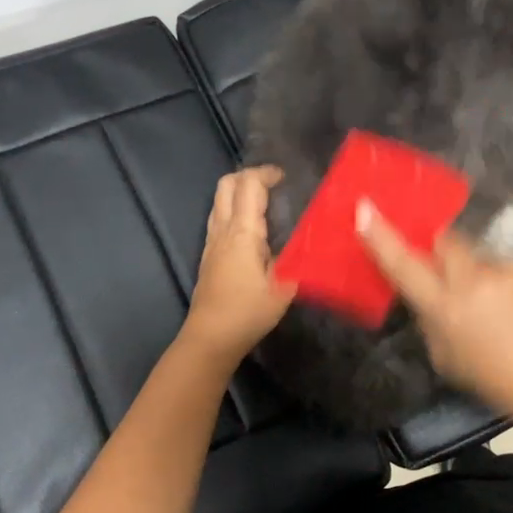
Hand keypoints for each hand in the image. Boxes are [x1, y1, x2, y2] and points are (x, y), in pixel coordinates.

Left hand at [181, 166, 296, 361]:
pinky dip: (233, 212)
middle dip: (248, 177)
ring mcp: (211, 243)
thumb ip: (295, 259)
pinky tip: (251, 231)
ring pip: (219, 202)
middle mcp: (222, 231)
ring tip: (263, 203)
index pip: (249, 186)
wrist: (210, 338)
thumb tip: (305, 244)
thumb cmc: (247, 312)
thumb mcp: (283, 286)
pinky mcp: (208, 257)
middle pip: (226, 186)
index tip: (284, 177)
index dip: (266, 174)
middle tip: (272, 184)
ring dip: (238, 193)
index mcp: (243, 232)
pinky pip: (218, 220)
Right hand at [357, 201, 512, 416]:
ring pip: (477, 255)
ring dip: (475, 270)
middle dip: (436, 248)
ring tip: (495, 303)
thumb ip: (431, 323)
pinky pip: (506, 264)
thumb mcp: (449, 361)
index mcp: (446, 307)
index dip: (381, 236)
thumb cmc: (502, 381)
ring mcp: (507, 266)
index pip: (404, 264)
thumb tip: (426, 301)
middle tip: (441, 268)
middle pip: (443, 241)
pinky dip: (504, 280)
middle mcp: (473, 278)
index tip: (364, 208)